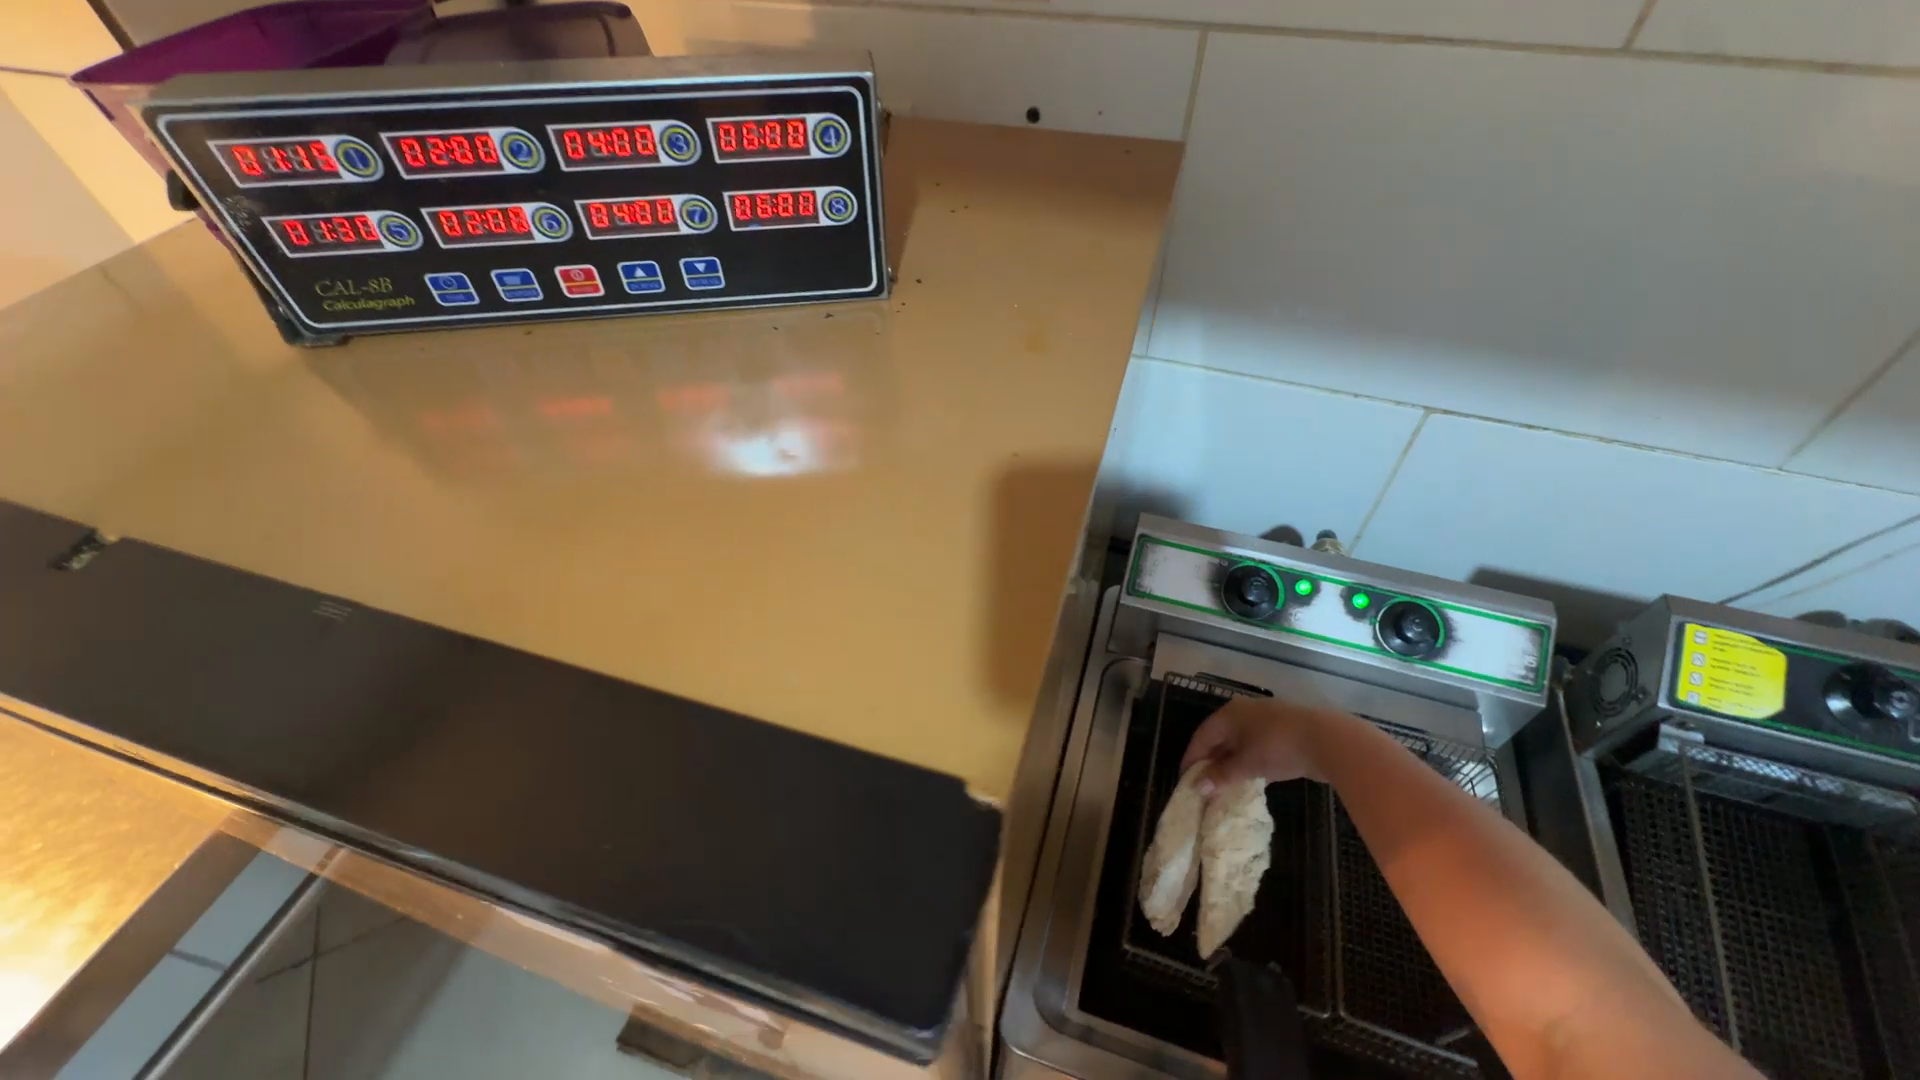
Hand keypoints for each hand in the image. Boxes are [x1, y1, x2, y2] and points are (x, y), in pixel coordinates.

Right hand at [1179, 696, 1334, 793]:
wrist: (1328, 740)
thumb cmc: (1278, 748)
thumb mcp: (1246, 765)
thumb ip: (1221, 775)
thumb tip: (1198, 787)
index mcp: (1229, 714)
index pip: (1201, 736)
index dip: (1192, 759)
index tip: (1186, 780)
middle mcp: (1244, 712)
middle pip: (1219, 738)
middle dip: (1211, 761)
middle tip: (1204, 785)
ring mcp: (1266, 719)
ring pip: (1239, 742)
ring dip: (1230, 762)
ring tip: (1225, 784)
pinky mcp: (1284, 730)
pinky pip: (1256, 745)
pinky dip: (1249, 761)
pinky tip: (1250, 777)